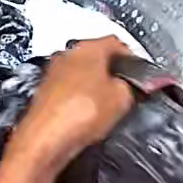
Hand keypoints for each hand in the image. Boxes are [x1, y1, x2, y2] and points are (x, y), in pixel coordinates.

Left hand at [6, 38, 135, 172]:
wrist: (45, 139)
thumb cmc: (77, 114)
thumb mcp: (122, 99)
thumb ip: (131, 85)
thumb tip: (130, 86)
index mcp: (87, 48)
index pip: (116, 43)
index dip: (131, 58)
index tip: (138, 71)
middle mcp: (66, 55)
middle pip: (96, 57)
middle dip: (111, 73)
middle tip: (124, 90)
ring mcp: (52, 74)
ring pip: (80, 75)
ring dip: (92, 88)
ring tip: (104, 108)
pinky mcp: (43, 93)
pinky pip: (67, 91)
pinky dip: (77, 101)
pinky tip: (84, 117)